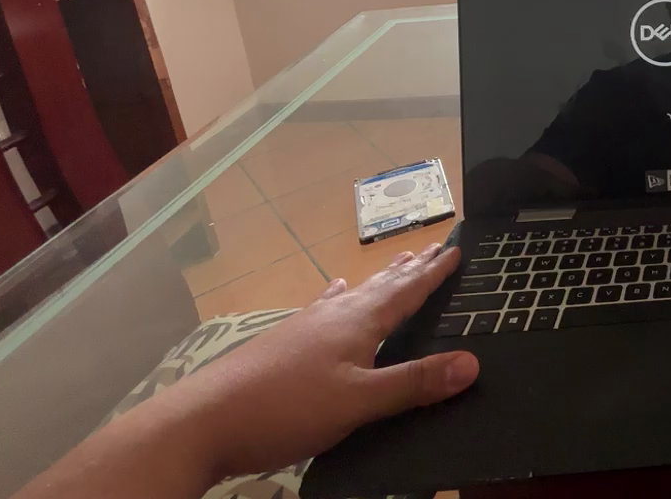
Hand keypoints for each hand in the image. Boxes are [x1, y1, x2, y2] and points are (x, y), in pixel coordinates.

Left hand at [142, 243, 478, 477]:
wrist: (198, 424)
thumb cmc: (286, 409)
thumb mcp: (358, 402)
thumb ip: (414, 383)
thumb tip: (472, 364)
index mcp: (361, 322)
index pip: (409, 290)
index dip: (435, 272)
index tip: (457, 248)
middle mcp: (338, 314)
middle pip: (385, 284)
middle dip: (414, 267)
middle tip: (436, 246)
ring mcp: (308, 325)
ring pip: (357, 292)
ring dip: (382, 277)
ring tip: (399, 260)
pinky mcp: (284, 340)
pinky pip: (324, 305)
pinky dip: (338, 294)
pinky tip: (335, 289)